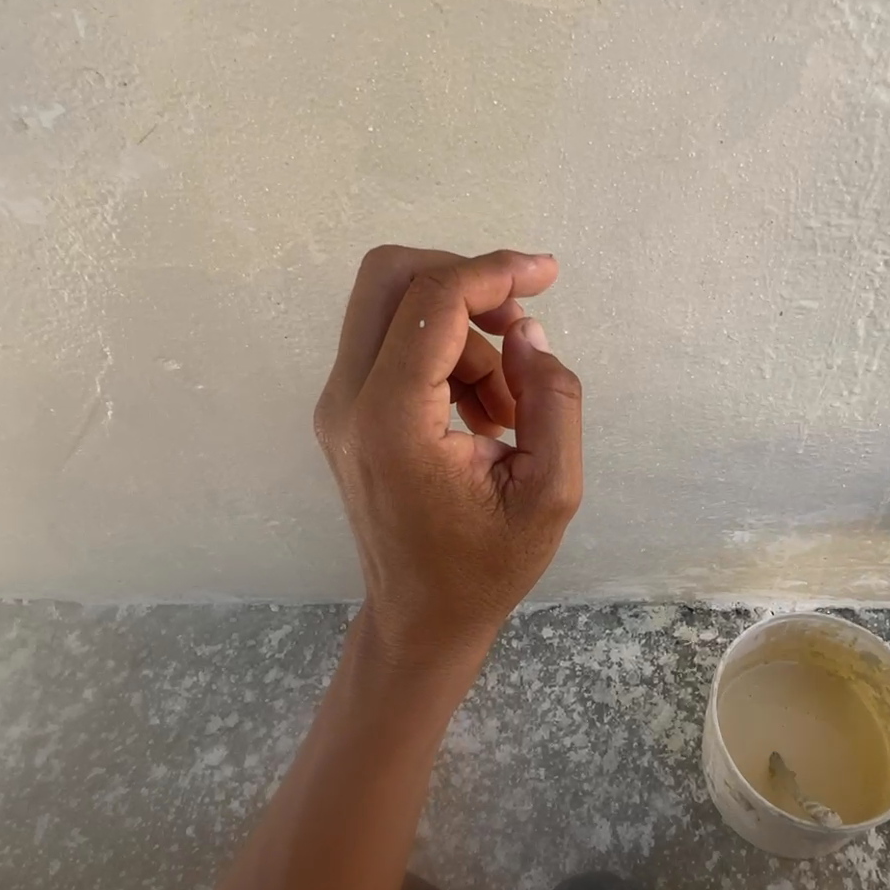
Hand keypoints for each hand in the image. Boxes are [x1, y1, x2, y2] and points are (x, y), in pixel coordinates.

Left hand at [314, 246, 584, 666]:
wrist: (419, 618)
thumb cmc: (487, 567)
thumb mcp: (551, 492)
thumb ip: (553, 400)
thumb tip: (527, 332)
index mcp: (393, 422)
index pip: (433, 301)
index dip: (495, 272)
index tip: (547, 274)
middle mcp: (347, 401)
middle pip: (388, 275)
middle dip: (465, 281)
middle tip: (517, 327)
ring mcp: (336, 404)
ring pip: (391, 303)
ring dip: (463, 331)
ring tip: (507, 406)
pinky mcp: (344, 410)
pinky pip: (391, 340)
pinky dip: (445, 351)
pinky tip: (481, 412)